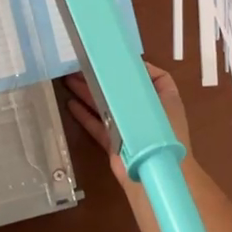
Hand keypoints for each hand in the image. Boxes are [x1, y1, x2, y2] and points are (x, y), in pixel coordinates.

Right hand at [63, 61, 189, 188]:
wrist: (153, 172)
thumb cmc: (161, 132)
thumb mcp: (156, 100)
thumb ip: (141, 83)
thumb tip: (126, 66)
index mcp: (163, 99)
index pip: (151, 77)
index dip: (134, 67)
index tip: (112, 59)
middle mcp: (146, 113)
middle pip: (121, 91)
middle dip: (102, 79)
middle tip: (80, 67)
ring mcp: (129, 128)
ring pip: (107, 106)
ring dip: (89, 94)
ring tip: (68, 81)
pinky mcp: (115, 143)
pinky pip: (98, 125)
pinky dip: (85, 116)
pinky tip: (70, 105)